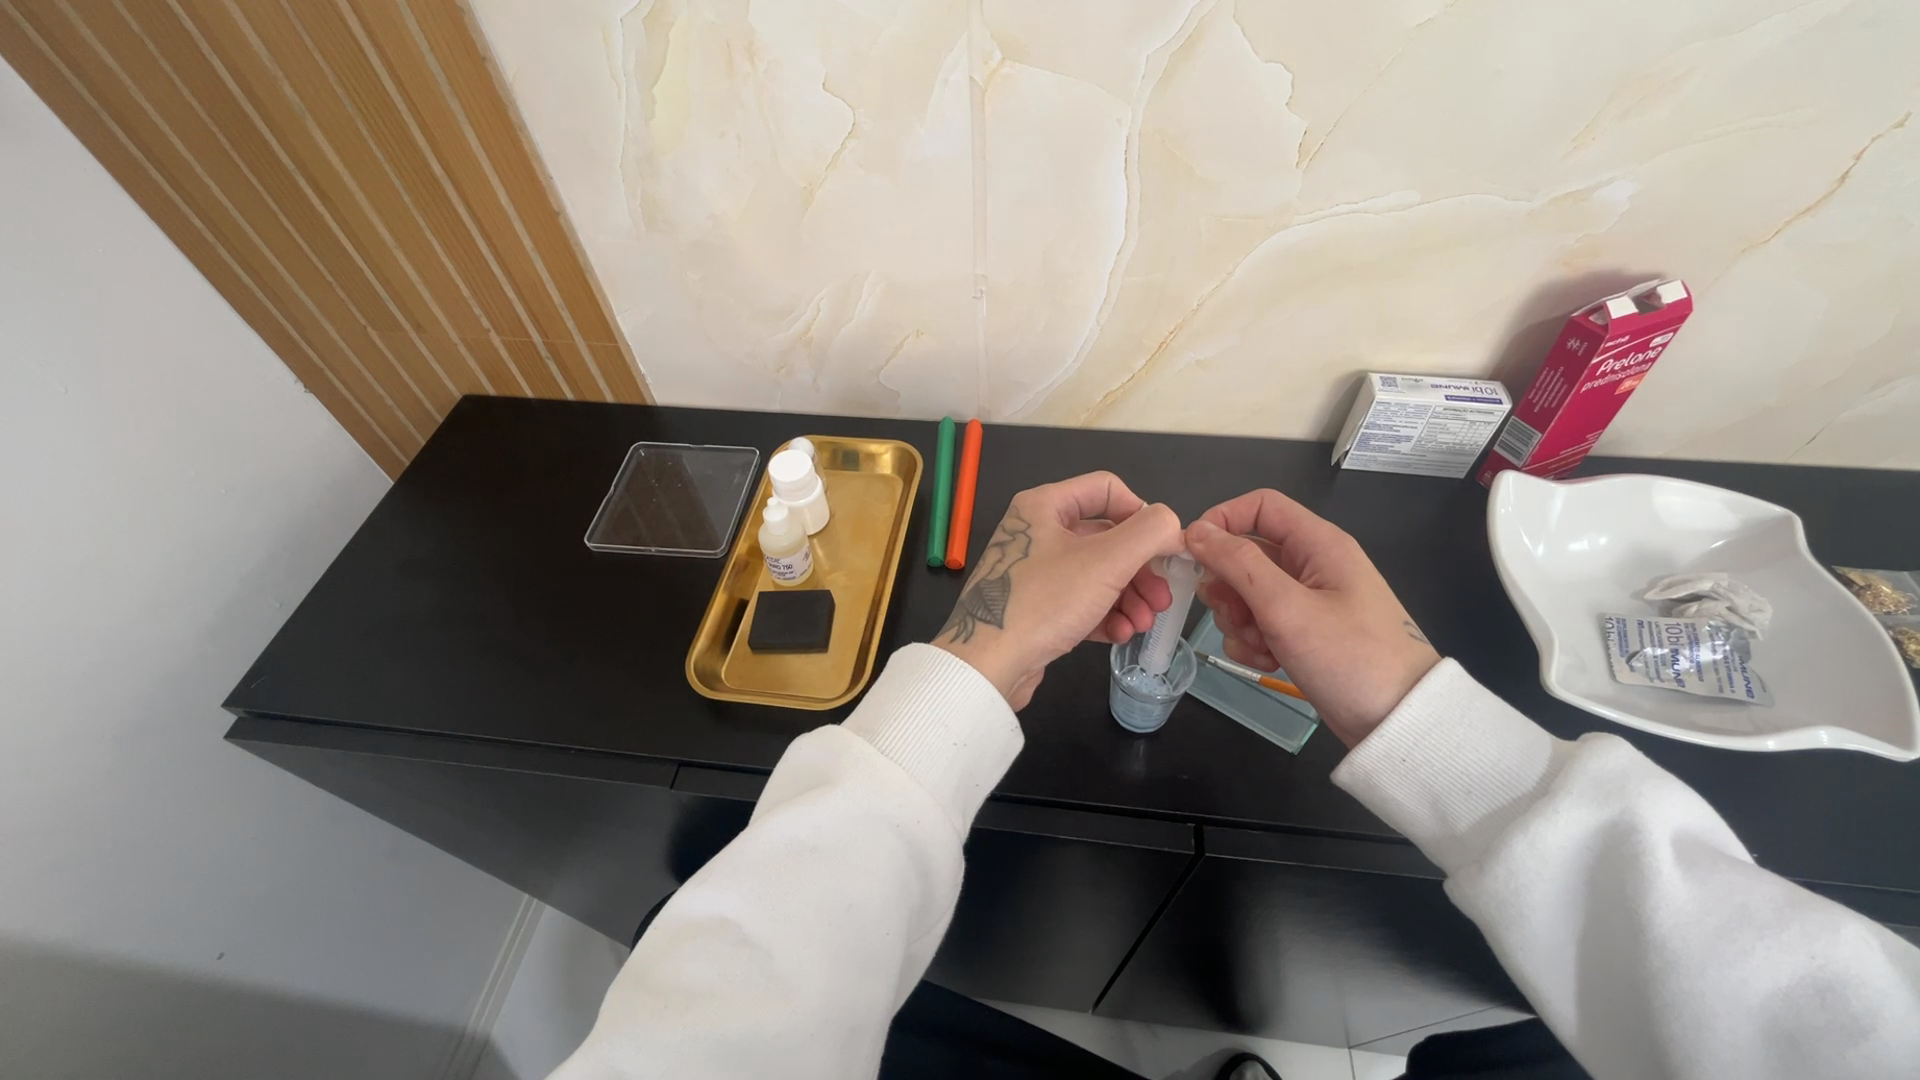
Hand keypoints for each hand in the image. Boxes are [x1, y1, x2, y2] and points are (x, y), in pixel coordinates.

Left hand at [934, 472, 1185, 709]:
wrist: (988, 664)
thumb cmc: (1046, 601)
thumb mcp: (1107, 561)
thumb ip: (1149, 532)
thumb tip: (1172, 525)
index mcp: (1044, 506)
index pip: (1107, 489)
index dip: (1142, 514)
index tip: (1164, 548)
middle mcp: (1036, 532)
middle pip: (1107, 538)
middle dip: (1141, 570)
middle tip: (1163, 599)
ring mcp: (1034, 572)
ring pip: (1097, 574)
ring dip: (1129, 598)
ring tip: (1144, 624)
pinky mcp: (1035, 608)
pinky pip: (1080, 603)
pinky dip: (1105, 616)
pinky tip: (1121, 635)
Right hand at [1184, 489, 1439, 746]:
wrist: (1397, 721)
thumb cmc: (1348, 656)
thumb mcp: (1286, 608)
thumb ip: (1238, 564)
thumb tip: (1196, 530)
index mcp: (1318, 544)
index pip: (1259, 506)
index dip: (1222, 521)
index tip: (1193, 553)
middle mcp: (1312, 565)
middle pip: (1246, 554)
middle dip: (1228, 586)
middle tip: (1232, 614)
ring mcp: (1307, 601)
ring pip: (1247, 593)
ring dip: (1239, 620)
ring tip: (1260, 646)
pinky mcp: (1303, 633)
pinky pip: (1259, 623)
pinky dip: (1253, 642)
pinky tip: (1268, 662)